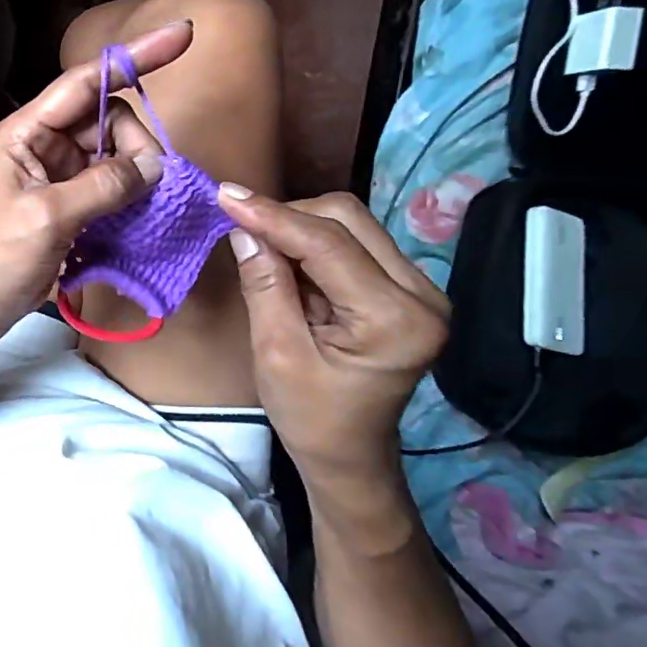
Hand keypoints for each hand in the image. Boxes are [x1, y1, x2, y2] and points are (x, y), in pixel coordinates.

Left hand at [0, 21, 194, 351]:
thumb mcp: (48, 217)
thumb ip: (102, 185)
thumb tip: (153, 164)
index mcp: (24, 133)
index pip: (82, 82)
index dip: (132, 57)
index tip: (182, 36)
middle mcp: (42, 142)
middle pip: (106, 115)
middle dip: (134, 138)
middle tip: (147, 180)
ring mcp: (58, 170)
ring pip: (114, 147)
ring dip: (136, 166)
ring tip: (140, 200)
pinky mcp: (71, 196)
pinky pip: (112, 177)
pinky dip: (131, 186)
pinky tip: (140, 206)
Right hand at [214, 189, 450, 480]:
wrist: (349, 451)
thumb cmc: (309, 414)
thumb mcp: (275, 353)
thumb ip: (264, 286)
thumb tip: (242, 230)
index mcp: (394, 319)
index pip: (328, 245)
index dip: (272, 215)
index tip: (225, 195)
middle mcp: (421, 294)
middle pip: (348, 220)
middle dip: (288, 215)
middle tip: (239, 225)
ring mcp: (419, 289)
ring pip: (351, 224)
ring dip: (298, 226)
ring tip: (260, 248)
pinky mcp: (405, 288)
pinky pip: (353, 242)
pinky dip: (311, 242)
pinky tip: (285, 260)